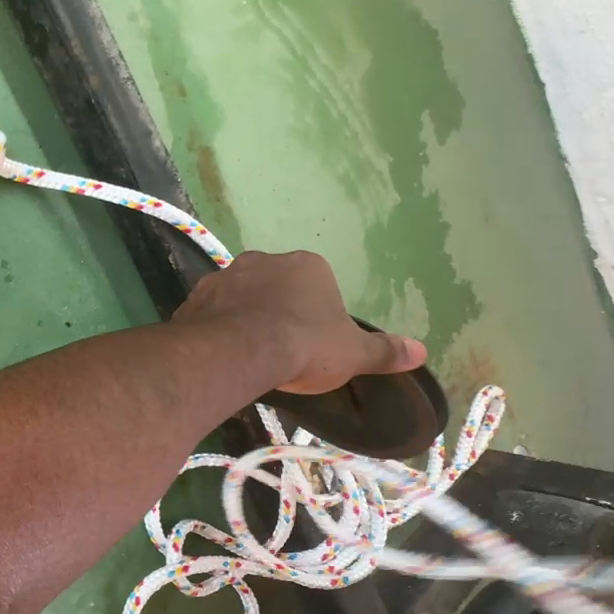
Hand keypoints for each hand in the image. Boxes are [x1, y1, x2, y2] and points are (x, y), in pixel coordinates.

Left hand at [169, 251, 424, 394]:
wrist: (237, 350)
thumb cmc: (305, 345)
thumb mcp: (353, 353)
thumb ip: (384, 350)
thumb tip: (421, 350)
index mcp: (305, 264)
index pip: (315, 281)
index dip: (315, 310)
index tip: (312, 337)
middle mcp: (260, 260)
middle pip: (272, 284)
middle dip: (276, 308)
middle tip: (280, 343)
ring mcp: (221, 277)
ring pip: (237, 295)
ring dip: (241, 315)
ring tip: (248, 350)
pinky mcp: (192, 298)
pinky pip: (208, 311)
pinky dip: (214, 327)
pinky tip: (220, 351)